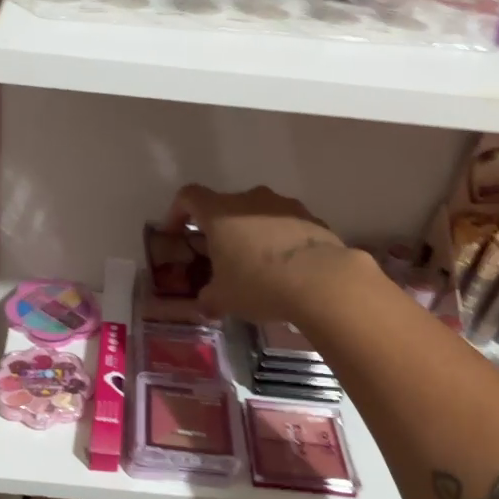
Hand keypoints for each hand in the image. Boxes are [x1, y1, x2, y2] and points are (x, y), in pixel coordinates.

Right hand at [166, 184, 363, 324]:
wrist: (322, 282)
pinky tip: (287, 269)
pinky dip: (281, 241)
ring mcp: (284, 205)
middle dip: (220, 229)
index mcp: (220, 213)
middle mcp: (251, 199)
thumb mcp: (223, 299)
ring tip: (257, 265)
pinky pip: (287, 226)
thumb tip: (205, 302)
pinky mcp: (312, 218)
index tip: (176, 232)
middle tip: (220, 258)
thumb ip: (208, 297)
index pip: (189, 196)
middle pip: (226, 206)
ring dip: (253, 234)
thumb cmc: (259, 285)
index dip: (177, 211)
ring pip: (259, 214)